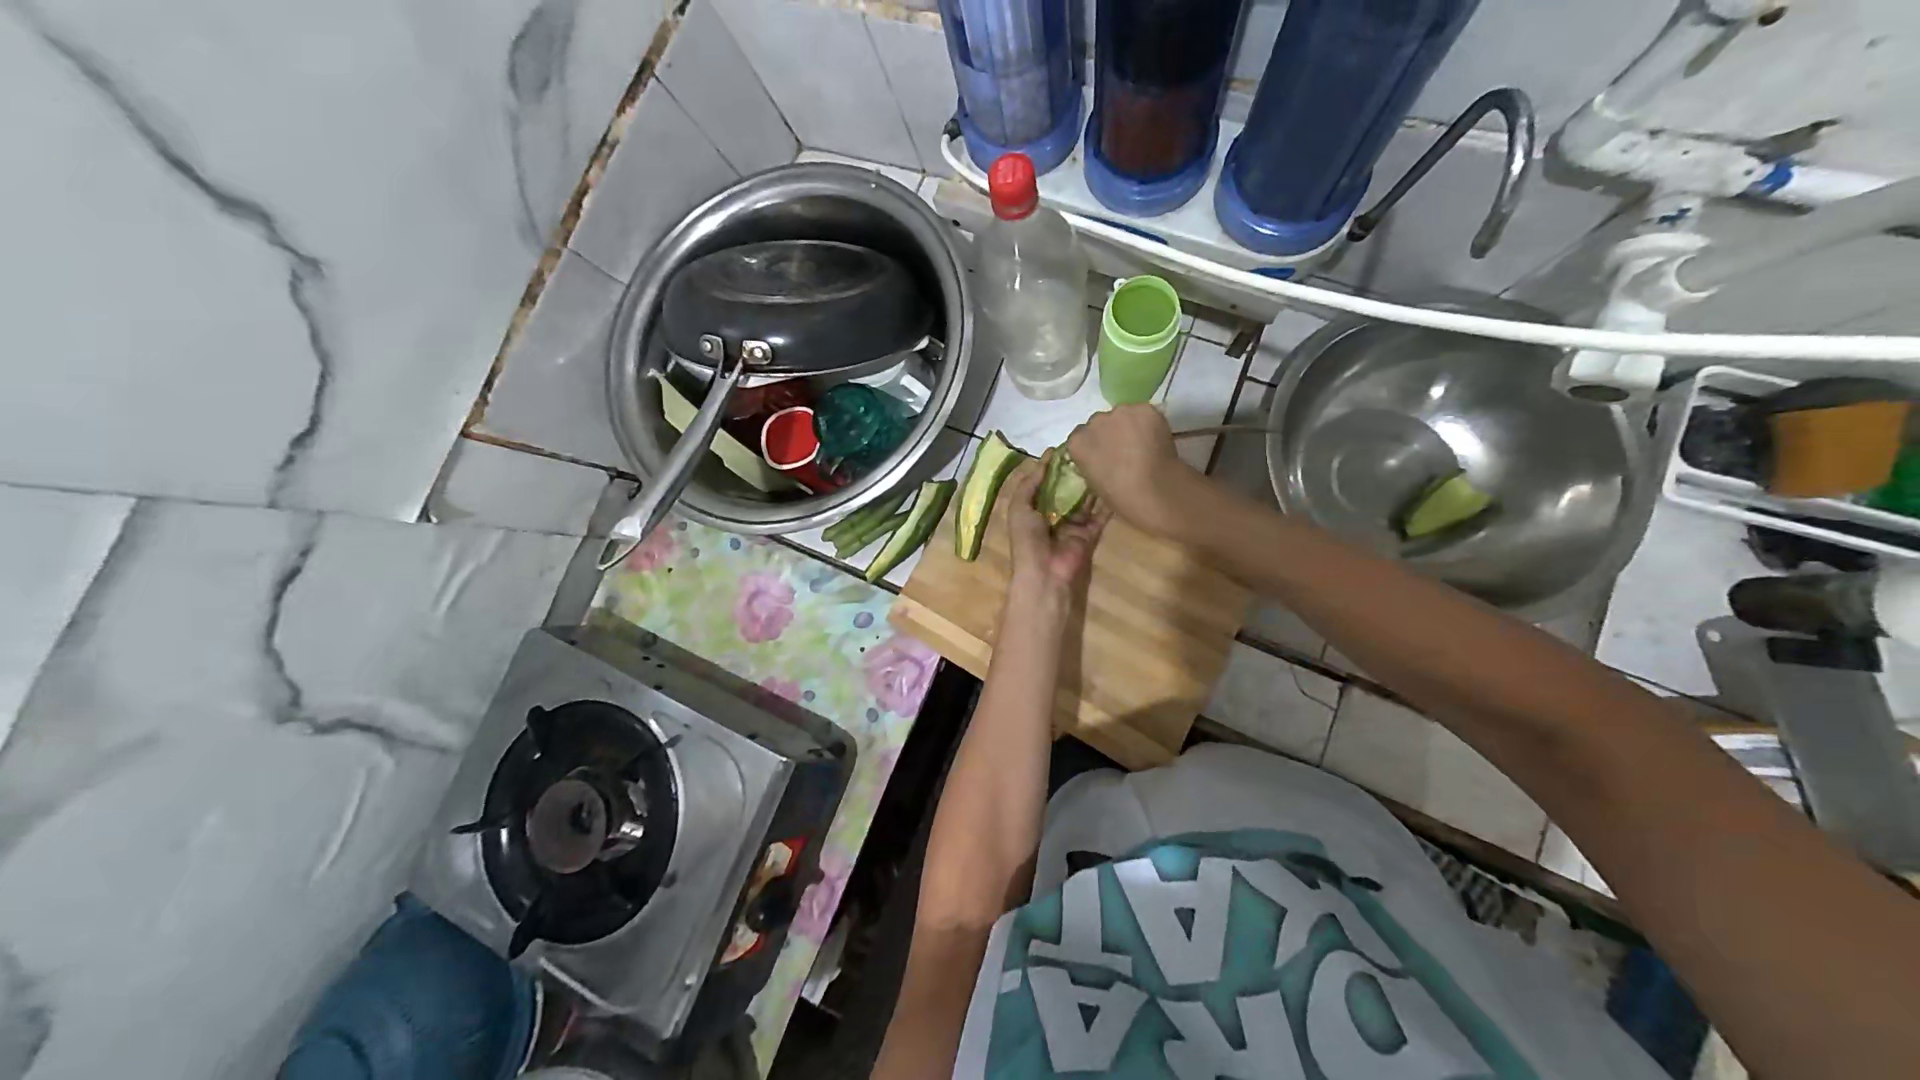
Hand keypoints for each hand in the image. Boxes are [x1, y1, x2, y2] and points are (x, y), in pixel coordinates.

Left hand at [1004, 454, 1109, 602]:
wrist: (1045, 572)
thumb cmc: (1027, 539)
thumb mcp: (1019, 507)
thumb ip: (1028, 484)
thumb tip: (1044, 460)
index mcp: (1034, 510)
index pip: (1044, 483)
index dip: (1051, 466)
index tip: (1063, 447)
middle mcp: (1054, 515)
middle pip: (1066, 489)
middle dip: (1074, 472)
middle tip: (1087, 450)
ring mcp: (1074, 524)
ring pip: (1085, 499)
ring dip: (1091, 483)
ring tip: (1102, 459)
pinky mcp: (1091, 533)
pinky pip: (1101, 515)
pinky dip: (1108, 501)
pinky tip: (1116, 481)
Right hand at [1065, 405, 1195, 536]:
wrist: (1153, 488)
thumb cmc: (1120, 496)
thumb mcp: (1093, 483)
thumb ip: (1092, 463)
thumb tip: (1102, 458)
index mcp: (1077, 443)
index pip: (1081, 436)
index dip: (1094, 445)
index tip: (1104, 455)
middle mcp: (1094, 422)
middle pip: (1100, 422)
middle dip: (1110, 433)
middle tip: (1124, 450)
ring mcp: (1120, 412)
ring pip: (1123, 415)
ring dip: (1129, 425)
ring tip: (1143, 444)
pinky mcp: (1144, 409)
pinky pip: (1144, 413)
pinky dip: (1149, 423)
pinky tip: (1156, 438)